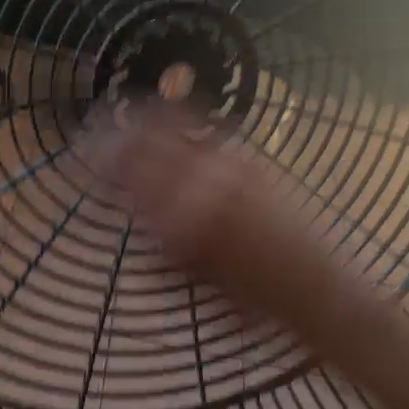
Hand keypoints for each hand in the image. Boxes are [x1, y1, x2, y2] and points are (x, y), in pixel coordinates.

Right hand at [91, 102, 364, 340]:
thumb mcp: (200, 278)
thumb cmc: (256, 302)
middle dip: (119, 136)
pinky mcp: (254, 162)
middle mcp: (205, 184)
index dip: (105, 165)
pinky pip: (212, 133)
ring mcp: (232, 167)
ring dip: (148, 119)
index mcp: (186, 218)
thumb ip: (166, 242)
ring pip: (180, 134)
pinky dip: (186, 120)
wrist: (323, 289)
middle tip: (95, 125)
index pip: (133, 182)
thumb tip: (140, 216)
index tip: (85, 154)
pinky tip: (174, 110)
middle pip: (150, 150)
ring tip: (127, 106)